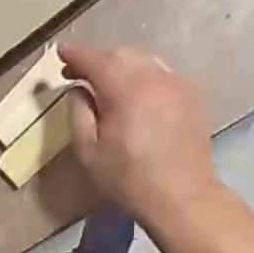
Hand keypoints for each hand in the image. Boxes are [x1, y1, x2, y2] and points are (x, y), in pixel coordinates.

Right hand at [59, 44, 222, 226]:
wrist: (183, 198)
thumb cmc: (130, 181)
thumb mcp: (89, 152)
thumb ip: (78, 114)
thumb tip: (78, 90)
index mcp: (127, 89)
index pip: (96, 60)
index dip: (76, 55)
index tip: (61, 54)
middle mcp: (155, 78)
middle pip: (122, 55)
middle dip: (98, 61)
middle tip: (79, 76)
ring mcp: (178, 85)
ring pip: (144, 61)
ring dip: (122, 67)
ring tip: (107, 86)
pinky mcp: (192, 97)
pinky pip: (161, 75)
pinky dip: (143, 77)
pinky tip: (136, 96)